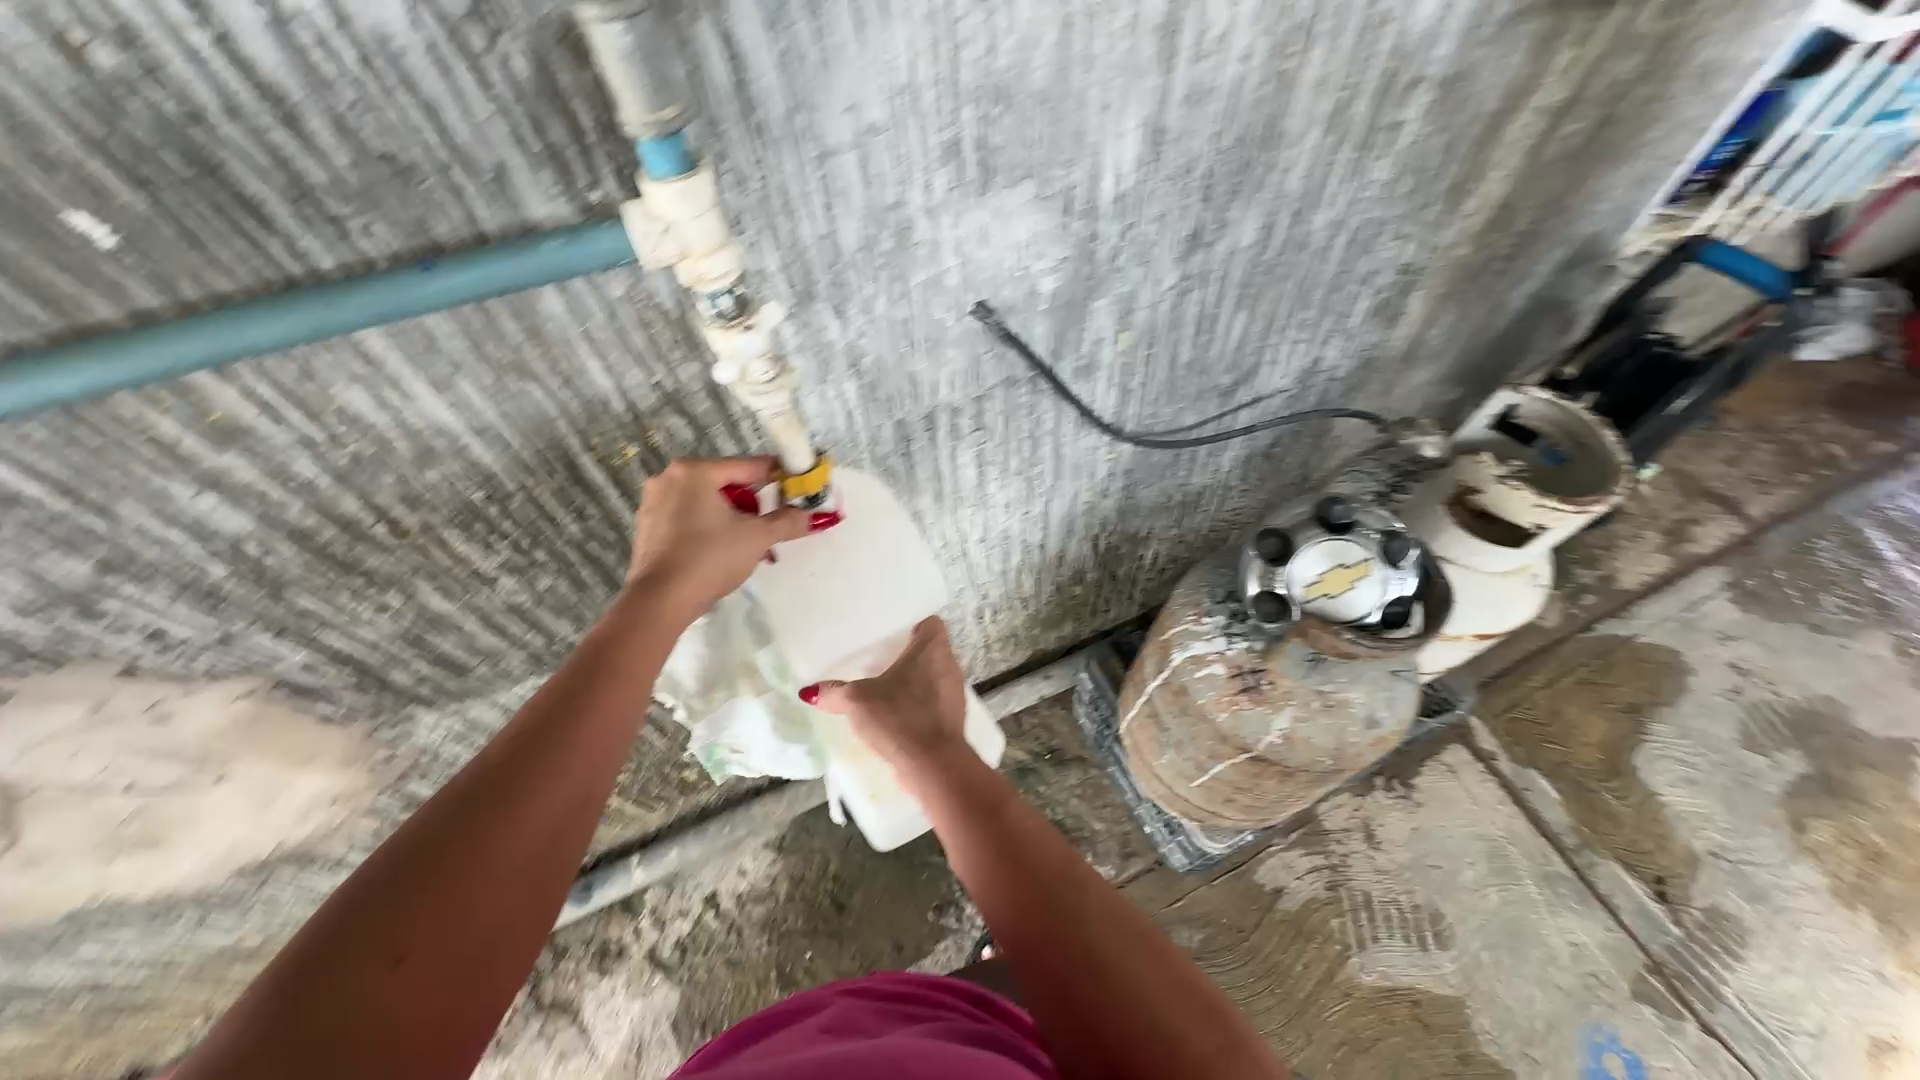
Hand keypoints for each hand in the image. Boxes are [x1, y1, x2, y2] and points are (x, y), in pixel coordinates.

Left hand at [625, 457, 833, 619]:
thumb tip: (813, 516)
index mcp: (694, 471)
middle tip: (770, 525)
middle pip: (725, 484)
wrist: (661, 600)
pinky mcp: (648, 528)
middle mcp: (669, 478)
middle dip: (752, 505)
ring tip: (749, 544)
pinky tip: (721, 551)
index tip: (797, 484)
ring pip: (706, 503)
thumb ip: (787, 521)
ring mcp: (654, 503)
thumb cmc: (710, 558)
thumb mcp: (757, 537)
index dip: (777, 476)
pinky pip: (688, 519)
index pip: (747, 466)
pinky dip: (709, 529)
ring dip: (732, 518)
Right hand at [801, 617, 969, 789]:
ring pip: (933, 676)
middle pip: (930, 649)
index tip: (889, 629)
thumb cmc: (899, 718)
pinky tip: (895, 712)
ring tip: (884, 683)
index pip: (930, 622)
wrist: (934, 765)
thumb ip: (834, 692)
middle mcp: (950, 665)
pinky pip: (934, 701)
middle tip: (879, 654)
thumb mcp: (857, 701)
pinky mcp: (952, 718)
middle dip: (907, 652)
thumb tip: (809, 691)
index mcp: (933, 649)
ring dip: (913, 679)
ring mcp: (954, 693)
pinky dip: (918, 702)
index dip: (911, 622)